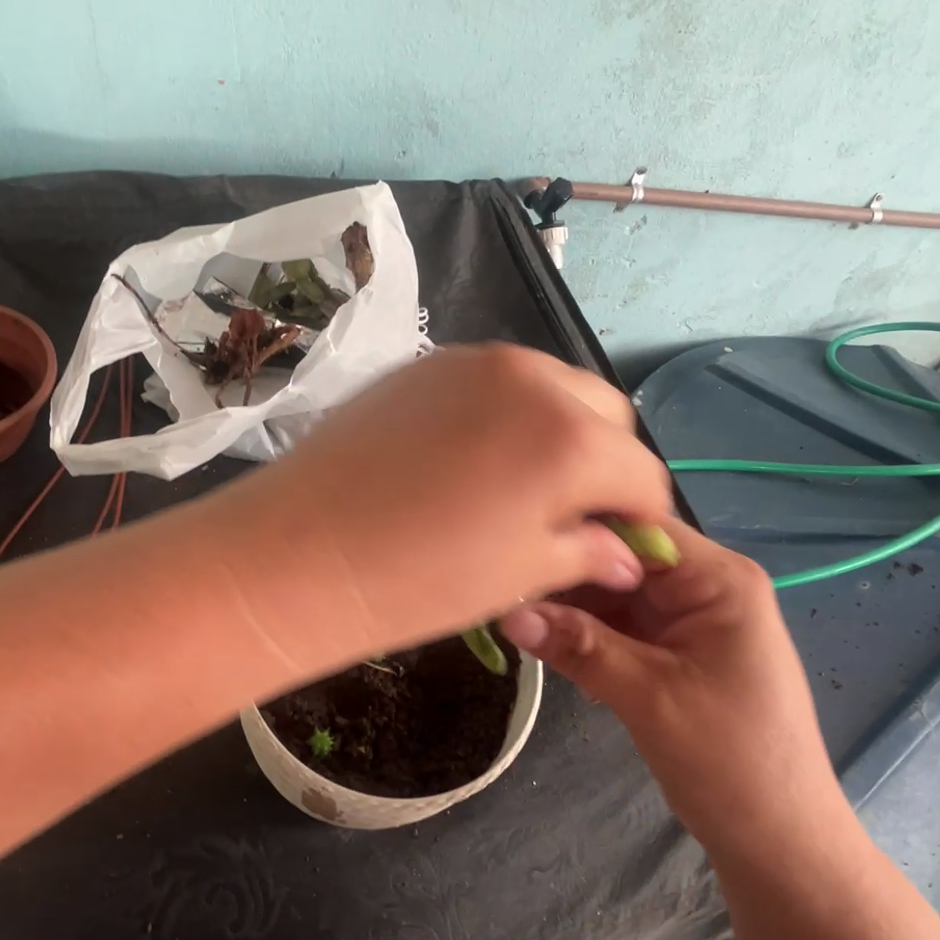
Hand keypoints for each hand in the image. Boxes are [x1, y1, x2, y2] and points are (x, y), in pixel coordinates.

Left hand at [205, 344, 671, 667]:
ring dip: (555, 430)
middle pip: (603, 416)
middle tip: (565, 514)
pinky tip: (470, 458)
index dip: (638, 516)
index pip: (640, 473)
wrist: (298, 550)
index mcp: (569, 437)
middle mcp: (532, 378)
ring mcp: (474, 361)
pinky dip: (506, 412)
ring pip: (550, 387)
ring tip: (517, 485)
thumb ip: (586, 551)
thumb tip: (625, 550)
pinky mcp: (427, 362)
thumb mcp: (519, 575)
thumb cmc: (417, 578)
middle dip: (601, 462)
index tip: (618, 545)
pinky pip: (495, 381)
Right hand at [497, 519, 848, 856]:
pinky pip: (615, 621)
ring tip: (511, 614)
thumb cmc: (730, 761)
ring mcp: (686, 616)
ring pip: (610, 590)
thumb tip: (507, 613)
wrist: (778, 840)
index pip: (636, 526)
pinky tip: (543, 641)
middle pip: (618, 557)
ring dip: (567, 605)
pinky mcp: (670, 646)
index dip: (577, 527)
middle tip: (500, 588)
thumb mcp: (648, 697)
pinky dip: (581, 631)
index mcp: (717, 578)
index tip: (515, 543)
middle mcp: (703, 584)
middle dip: (564, 572)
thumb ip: (579, 647)